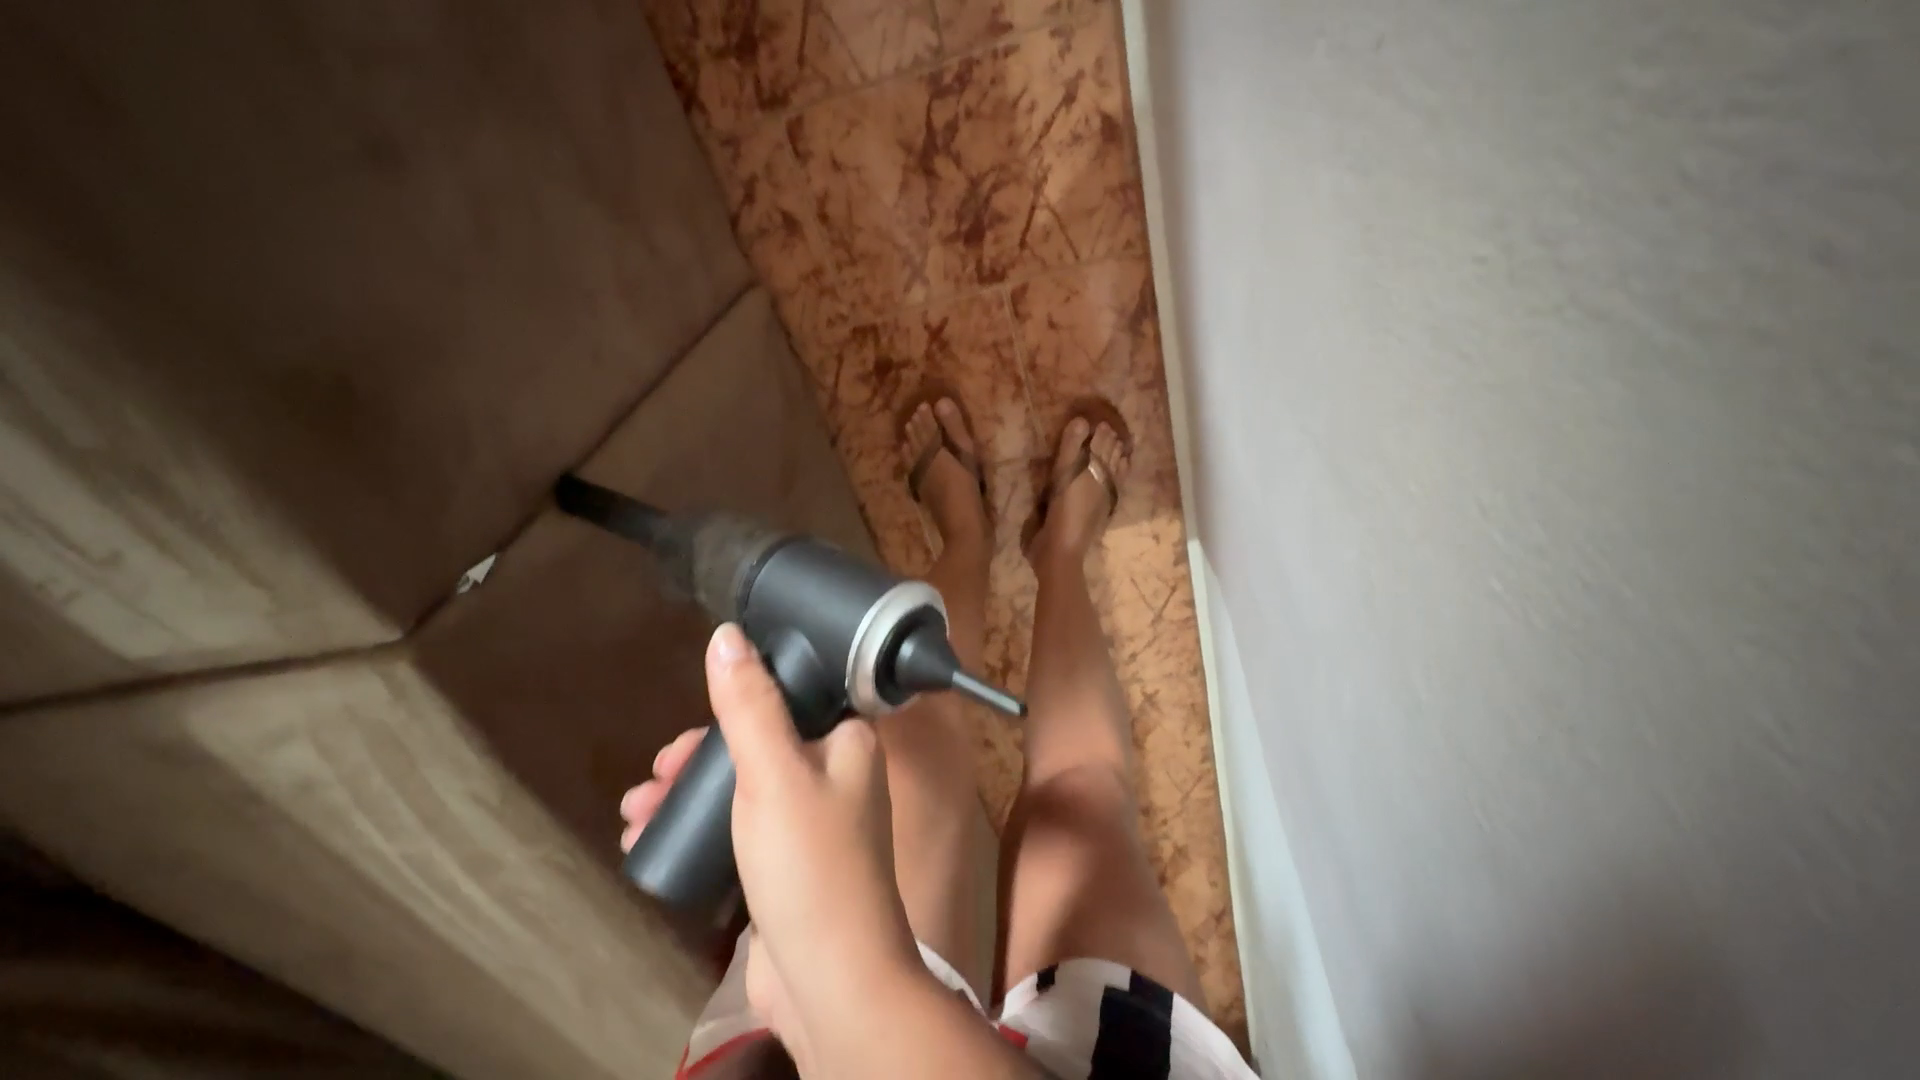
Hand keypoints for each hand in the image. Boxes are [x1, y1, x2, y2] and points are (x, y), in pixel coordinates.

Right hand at [620, 624, 922, 1071]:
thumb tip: (727, 635)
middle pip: (760, 742)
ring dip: (689, 794)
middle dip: (700, 756)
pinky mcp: (788, 866)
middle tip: (656, 774)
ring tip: (636, 813)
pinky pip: (740, 831)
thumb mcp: (773, 772)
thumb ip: (749, 703)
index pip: (795, 696)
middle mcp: (837, 776)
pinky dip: (701, 830)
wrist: (829, 981)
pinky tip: (653, 843)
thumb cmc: (810, 864)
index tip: (691, 722)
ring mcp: (812, 824)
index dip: (741, 699)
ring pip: (743, 788)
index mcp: (850, 742)